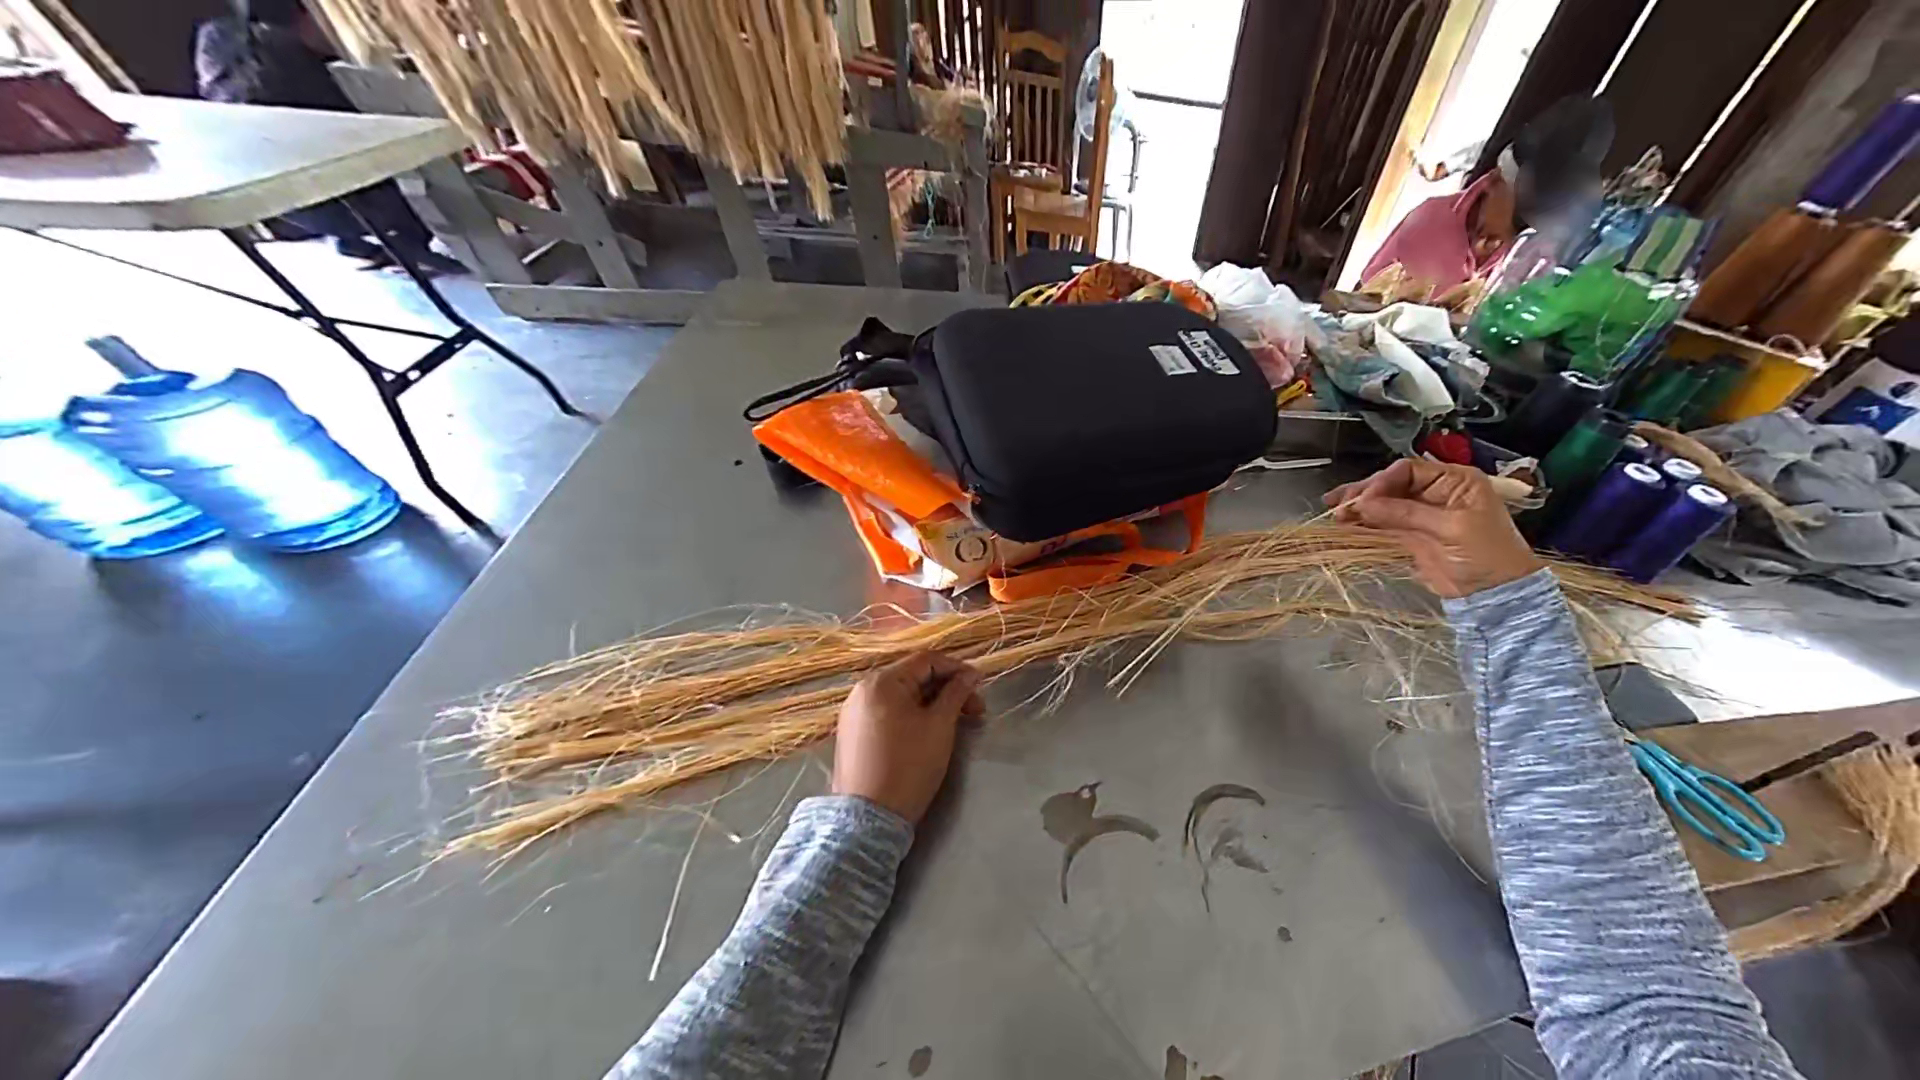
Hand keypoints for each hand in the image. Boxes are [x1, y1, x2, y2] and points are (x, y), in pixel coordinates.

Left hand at [831, 651, 983, 823]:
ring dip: (931, 702)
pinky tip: (929, 730)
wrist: (868, 819)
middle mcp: (862, 689)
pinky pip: (888, 711)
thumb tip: (970, 674)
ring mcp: (854, 712)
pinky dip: (911, 714)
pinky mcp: (853, 732)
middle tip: (975, 709)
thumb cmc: (909, 767)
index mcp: (881, 681)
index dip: (957, 669)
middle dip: (947, 688)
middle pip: (912, 676)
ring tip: (956, 721)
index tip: (980, 684)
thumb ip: (956, 694)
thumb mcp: (939, 726)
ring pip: (901, 695)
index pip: (926, 660)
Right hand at [1324, 458, 1541, 597]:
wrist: (1493, 593)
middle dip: (1363, 494)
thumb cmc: (1485, 554)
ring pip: (1381, 502)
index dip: (1381, 482)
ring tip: (1335, 515)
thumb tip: (1362, 503)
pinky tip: (1345, 524)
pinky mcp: (1408, 533)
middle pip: (1389, 484)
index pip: (1407, 470)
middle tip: (1338, 507)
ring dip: (1358, 507)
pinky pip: (1380, 522)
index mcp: (1454, 481)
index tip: (1362, 500)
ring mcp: (1420, 513)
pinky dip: (1362, 522)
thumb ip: (1406, 512)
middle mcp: (1434, 492)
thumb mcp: (1450, 528)